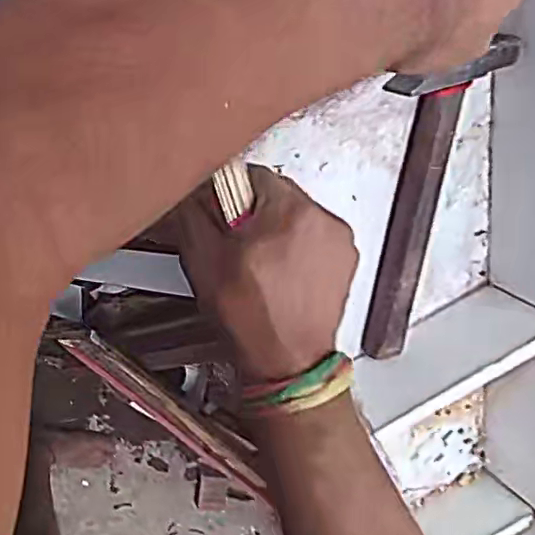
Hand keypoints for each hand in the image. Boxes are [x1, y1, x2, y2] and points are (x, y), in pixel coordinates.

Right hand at [175, 166, 356, 382]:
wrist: (285, 360)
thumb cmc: (249, 317)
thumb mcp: (202, 257)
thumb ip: (194, 212)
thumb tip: (190, 189)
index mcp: (290, 211)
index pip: (248, 174)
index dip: (221, 194)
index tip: (213, 215)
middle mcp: (322, 220)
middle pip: (272, 194)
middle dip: (246, 213)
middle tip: (228, 244)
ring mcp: (338, 241)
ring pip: (291, 215)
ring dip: (268, 229)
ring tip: (250, 262)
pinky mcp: (344, 259)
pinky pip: (309, 237)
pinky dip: (290, 247)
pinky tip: (271, 273)